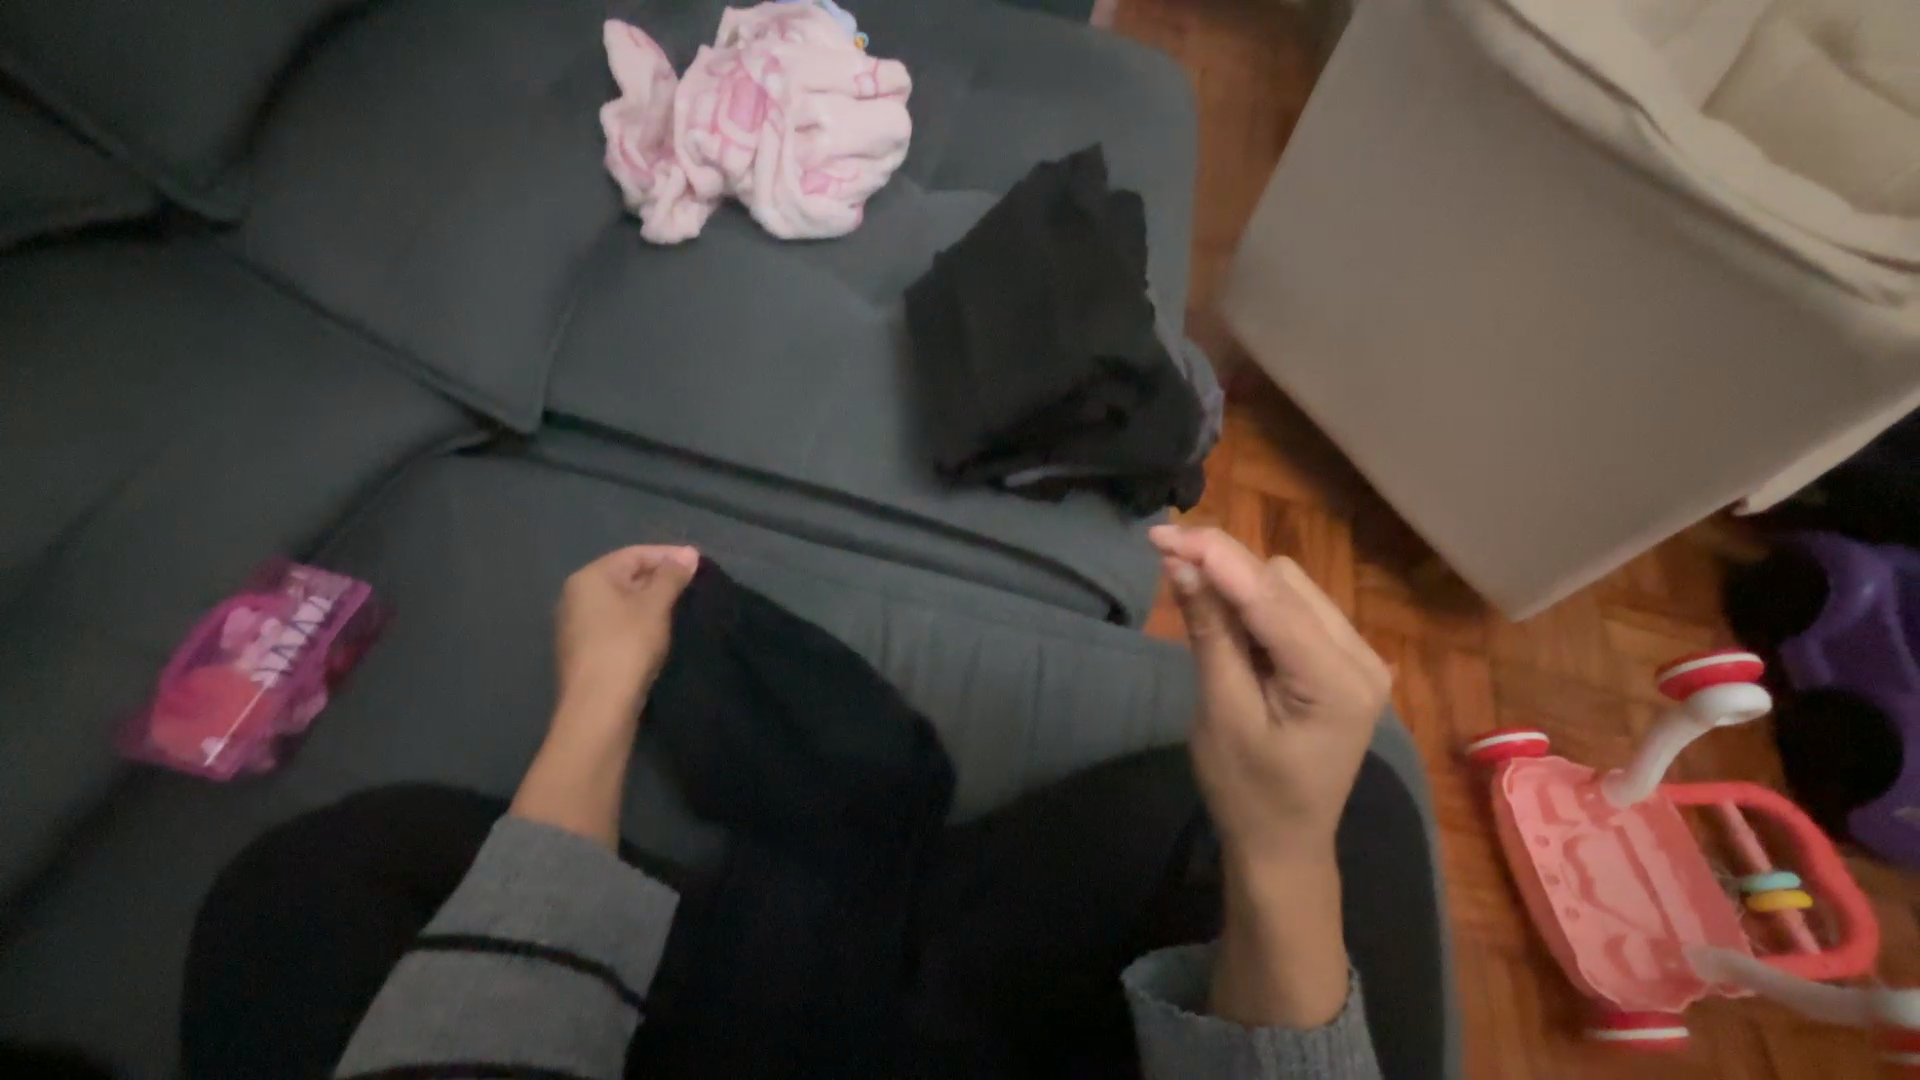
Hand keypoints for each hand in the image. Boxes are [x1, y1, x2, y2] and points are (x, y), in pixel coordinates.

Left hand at [516, 544, 698, 847]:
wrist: (598, 707)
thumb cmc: (627, 646)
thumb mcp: (655, 606)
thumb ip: (672, 576)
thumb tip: (689, 554)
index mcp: (589, 578)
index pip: (633, 555)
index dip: (668, 556)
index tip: (699, 564)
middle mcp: (575, 597)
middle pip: (625, 577)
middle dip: (660, 578)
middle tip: (693, 586)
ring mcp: (576, 626)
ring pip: (620, 603)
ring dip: (651, 602)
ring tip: (681, 607)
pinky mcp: (583, 652)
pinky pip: (615, 625)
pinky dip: (639, 622)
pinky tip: (659, 632)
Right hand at [1151, 525, 1389, 1029]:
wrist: (1284, 844)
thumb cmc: (1246, 789)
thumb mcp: (1221, 711)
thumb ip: (1209, 632)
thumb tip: (1180, 563)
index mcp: (1338, 679)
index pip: (1270, 596)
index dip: (1214, 556)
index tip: (1160, 532)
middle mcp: (1362, 657)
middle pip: (1284, 580)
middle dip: (1224, 568)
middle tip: (1167, 567)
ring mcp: (1359, 657)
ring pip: (1290, 586)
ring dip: (1238, 586)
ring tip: (1198, 610)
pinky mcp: (1344, 660)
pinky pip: (1296, 608)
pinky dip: (1255, 605)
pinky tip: (1228, 624)